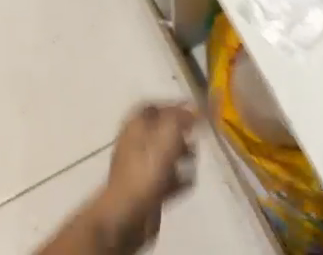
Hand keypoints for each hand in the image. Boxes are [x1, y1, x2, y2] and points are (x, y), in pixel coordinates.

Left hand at [90, 103, 198, 251]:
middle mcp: (135, 144)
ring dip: (183, 158)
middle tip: (195, 137)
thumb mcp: (167, 134)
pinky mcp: (147, 191)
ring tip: (193, 162)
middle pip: (162, 131)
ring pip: (166, 156)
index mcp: (135, 126)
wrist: (127, 216)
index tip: (194, 111)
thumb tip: (193, 108)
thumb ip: (182, 117)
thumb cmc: (146, 170)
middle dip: (182, 134)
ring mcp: (140, 169)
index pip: (153, 106)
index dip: (174, 106)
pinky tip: (187, 183)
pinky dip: (179, 180)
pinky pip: (167, 179)